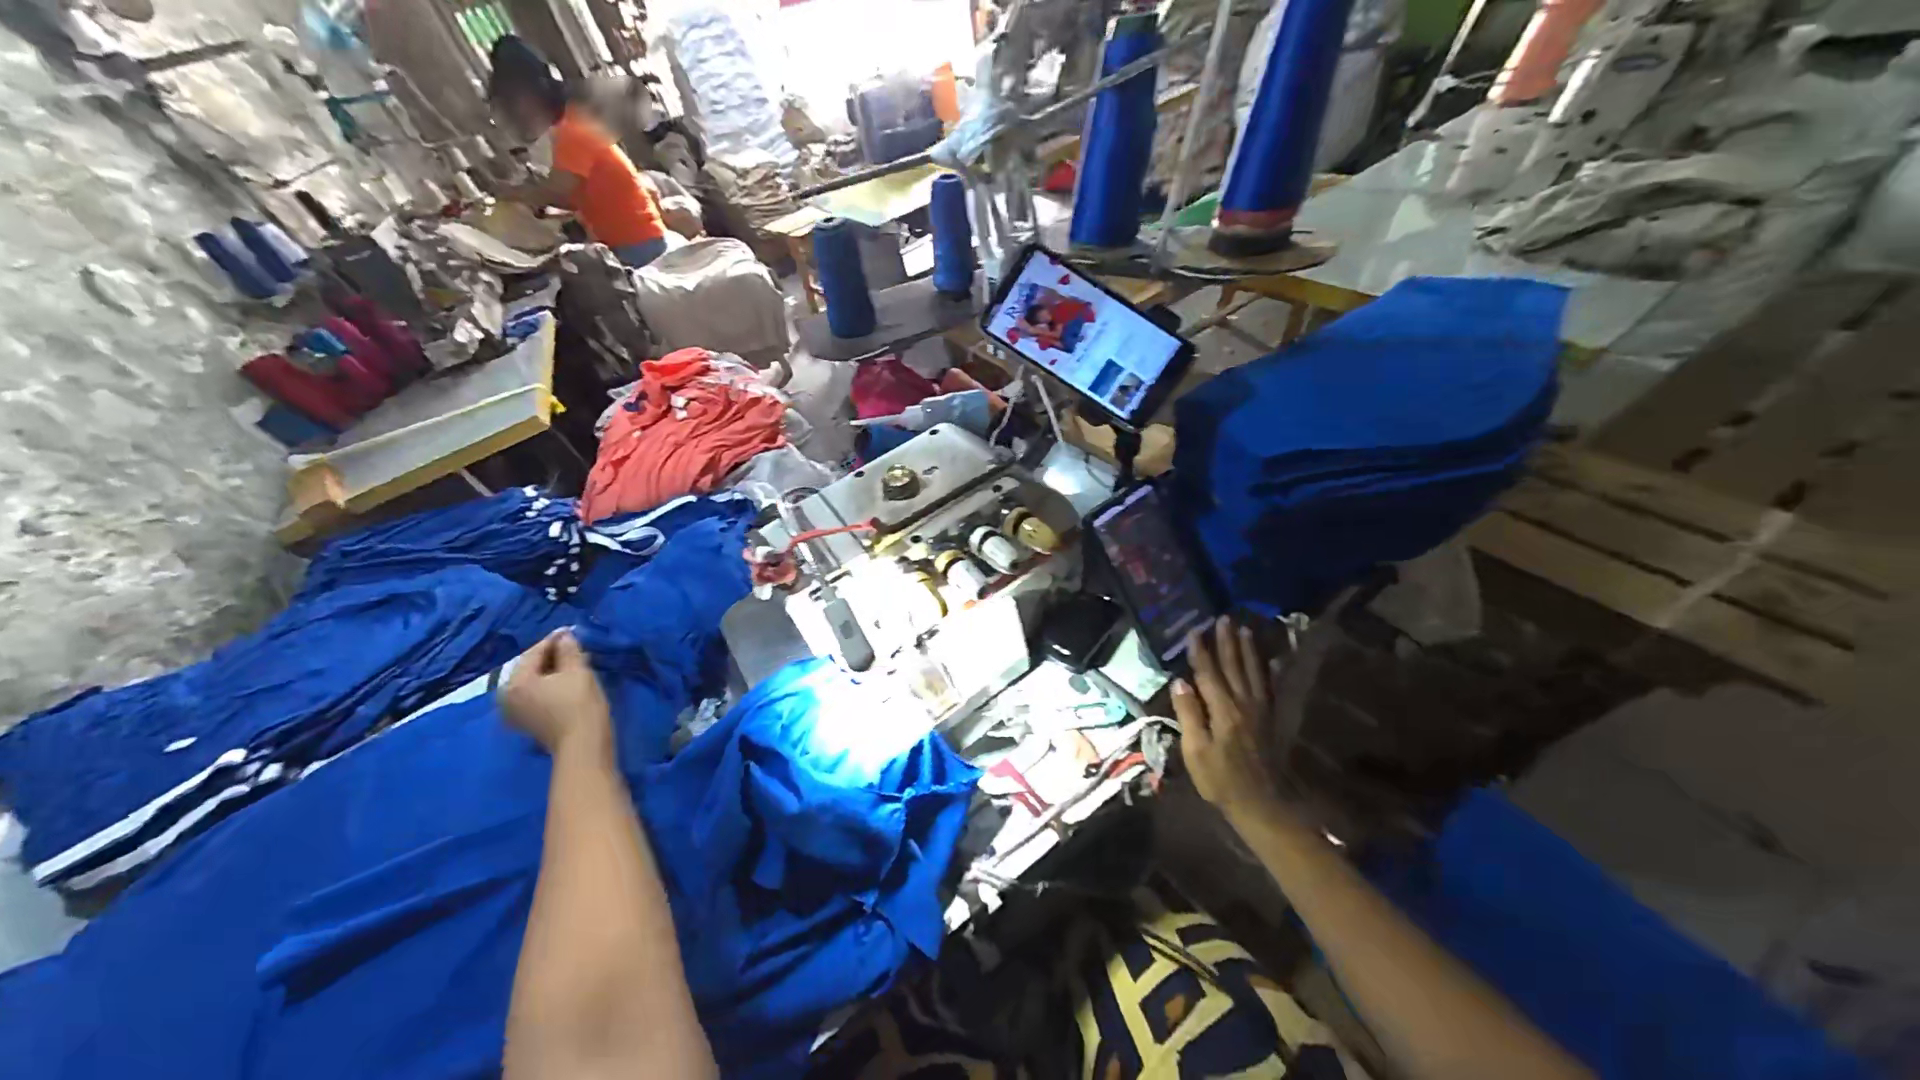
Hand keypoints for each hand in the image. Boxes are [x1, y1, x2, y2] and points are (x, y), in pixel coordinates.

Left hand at [500, 630, 613, 761]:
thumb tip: (564, 636)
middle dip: (550, 656)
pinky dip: (548, 686)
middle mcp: (506, 697)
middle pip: (529, 667)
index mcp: (515, 683)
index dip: (554, 640)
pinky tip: (566, 682)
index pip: (534, 652)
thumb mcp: (577, 671)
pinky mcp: (526, 722)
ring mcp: (514, 712)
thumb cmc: (580, 704)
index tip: (571, 631)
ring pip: (532, 682)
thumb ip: (568, 649)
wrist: (584, 746)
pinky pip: (534, 695)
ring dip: (550, 671)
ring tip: (572, 663)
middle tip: (573, 647)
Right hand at [1172, 618, 1285, 822]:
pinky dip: (1268, 671)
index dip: (1200, 651)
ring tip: (1244, 630)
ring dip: (1248, 650)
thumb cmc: (1221, 781)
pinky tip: (1271, 661)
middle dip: (1227, 642)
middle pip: (1234, 666)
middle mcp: (1244, 704)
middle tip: (1223, 618)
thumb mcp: (1196, 751)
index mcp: (1223, 711)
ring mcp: (1261, 711)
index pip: (1208, 674)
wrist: (1263, 805)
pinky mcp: (1271, 719)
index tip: (1194, 630)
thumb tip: (1180, 681)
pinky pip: (1269, 687)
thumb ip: (1189, 714)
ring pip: (1254, 672)